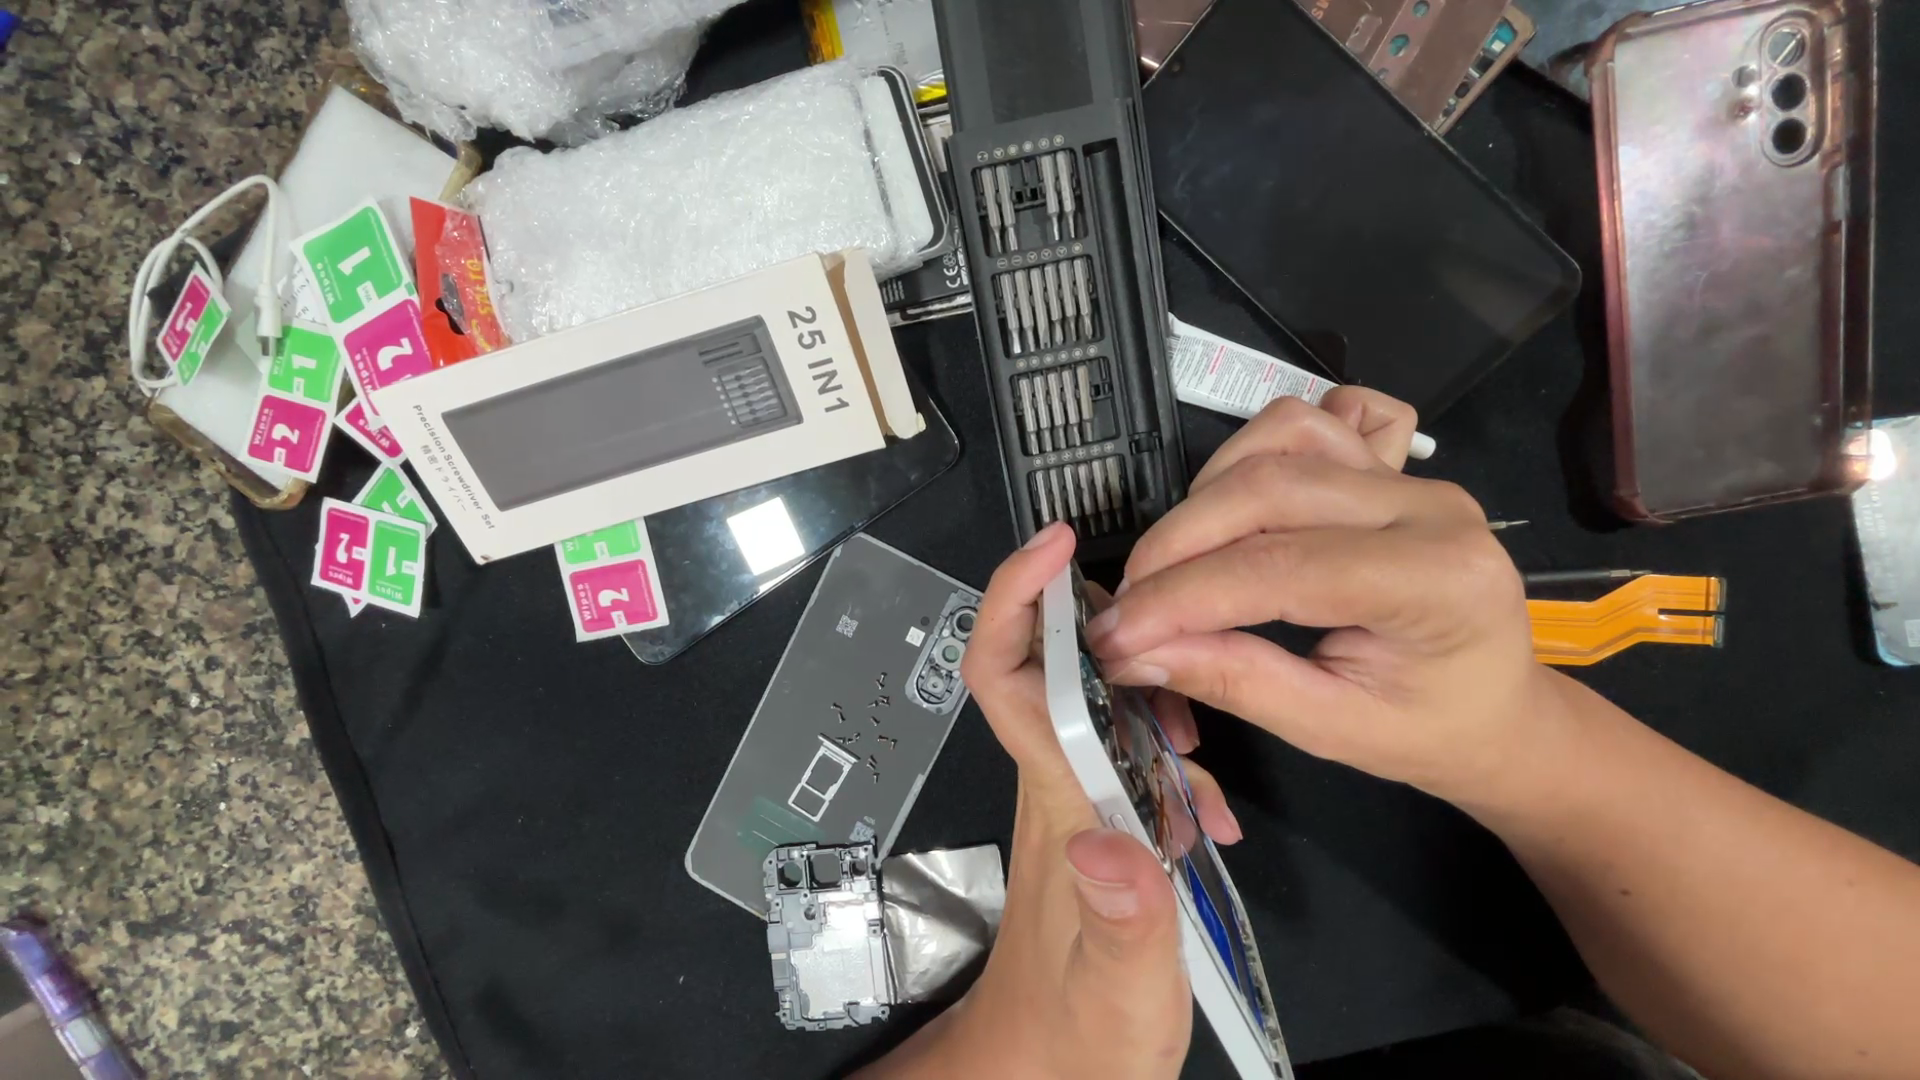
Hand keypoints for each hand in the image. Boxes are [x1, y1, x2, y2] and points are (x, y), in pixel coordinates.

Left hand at [864, 524, 1233, 1079]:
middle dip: (1099, 616)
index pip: (1006, 673)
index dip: (1015, 598)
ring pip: (1095, 696)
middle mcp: (1057, 775)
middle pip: (1049, 657)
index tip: (1055, 546)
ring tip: (1197, 724)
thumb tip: (1113, 834)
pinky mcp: (1097, 813)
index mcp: (1057, 793)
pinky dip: (1166, 748)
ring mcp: (1075, 790)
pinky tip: (1204, 796)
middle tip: (1168, 620)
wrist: (1047, 1065)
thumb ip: (1124, 917)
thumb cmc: (1075, 1034)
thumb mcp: (1118, 991)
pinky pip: (1123, 748)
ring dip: (1147, 685)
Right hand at [1084, 389, 1557, 803]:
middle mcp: (1426, 506)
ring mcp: (1405, 474)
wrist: (1497, 707)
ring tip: (1171, 566)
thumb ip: (1233, 680)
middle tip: (1125, 606)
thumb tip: (1134, 652)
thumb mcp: (1330, 727)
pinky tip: (1222, 512)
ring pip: (1277, 440)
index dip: (1178, 599)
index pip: (1277, 570)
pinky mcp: (1382, 464)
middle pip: (1266, 490)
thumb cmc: (1427, 729)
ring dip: (1201, 499)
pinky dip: (1241, 460)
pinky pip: (1299, 427)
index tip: (1113, 636)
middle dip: (1173, 547)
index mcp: (1437, 582)